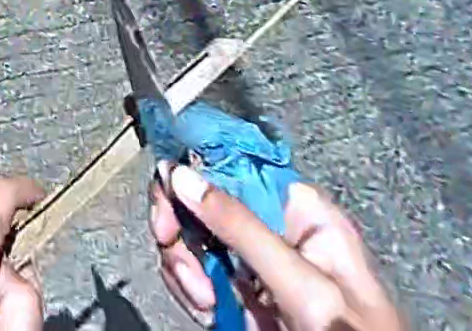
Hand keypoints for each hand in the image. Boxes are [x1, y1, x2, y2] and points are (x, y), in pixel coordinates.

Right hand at [149, 164, 401, 330]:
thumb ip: (241, 228)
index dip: (193, 168)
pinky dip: (188, 286)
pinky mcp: (241, 291)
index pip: (231, 161)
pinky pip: (195, 268)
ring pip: (191, 232)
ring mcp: (256, 260)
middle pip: (202, 195)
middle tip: (175, 250)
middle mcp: (274, 225)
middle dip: (182, 224)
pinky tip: (206, 309)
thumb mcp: (304, 287)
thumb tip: (181, 174)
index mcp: (301, 209)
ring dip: (183, 261)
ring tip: (203, 300)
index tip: (167, 188)